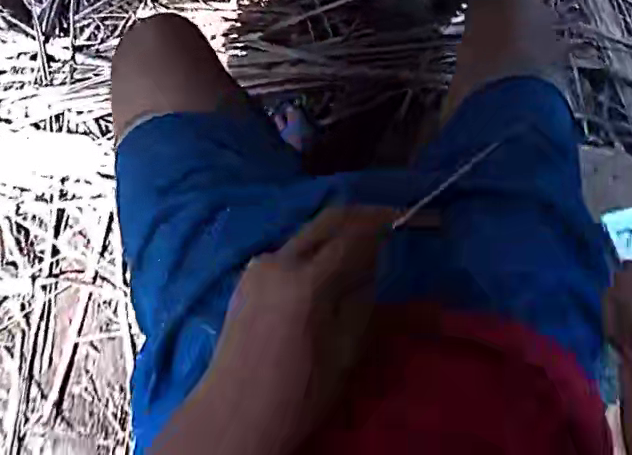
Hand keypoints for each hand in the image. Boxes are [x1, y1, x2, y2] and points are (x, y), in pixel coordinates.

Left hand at [154, 205, 396, 454]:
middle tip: (383, 217)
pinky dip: (313, 249)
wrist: (233, 416)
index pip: (350, 238)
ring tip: (359, 242)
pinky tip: (326, 266)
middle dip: (358, 215)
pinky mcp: (248, 274)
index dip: (377, 225)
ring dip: (335, 231)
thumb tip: (370, 266)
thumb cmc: (295, 396)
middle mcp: (280, 262)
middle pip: (326, 221)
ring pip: (307, 233)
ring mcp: (260, 265)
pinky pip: (289, 251)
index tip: (398, 218)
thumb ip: (360, 301)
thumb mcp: (343, 354)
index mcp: (306, 284)